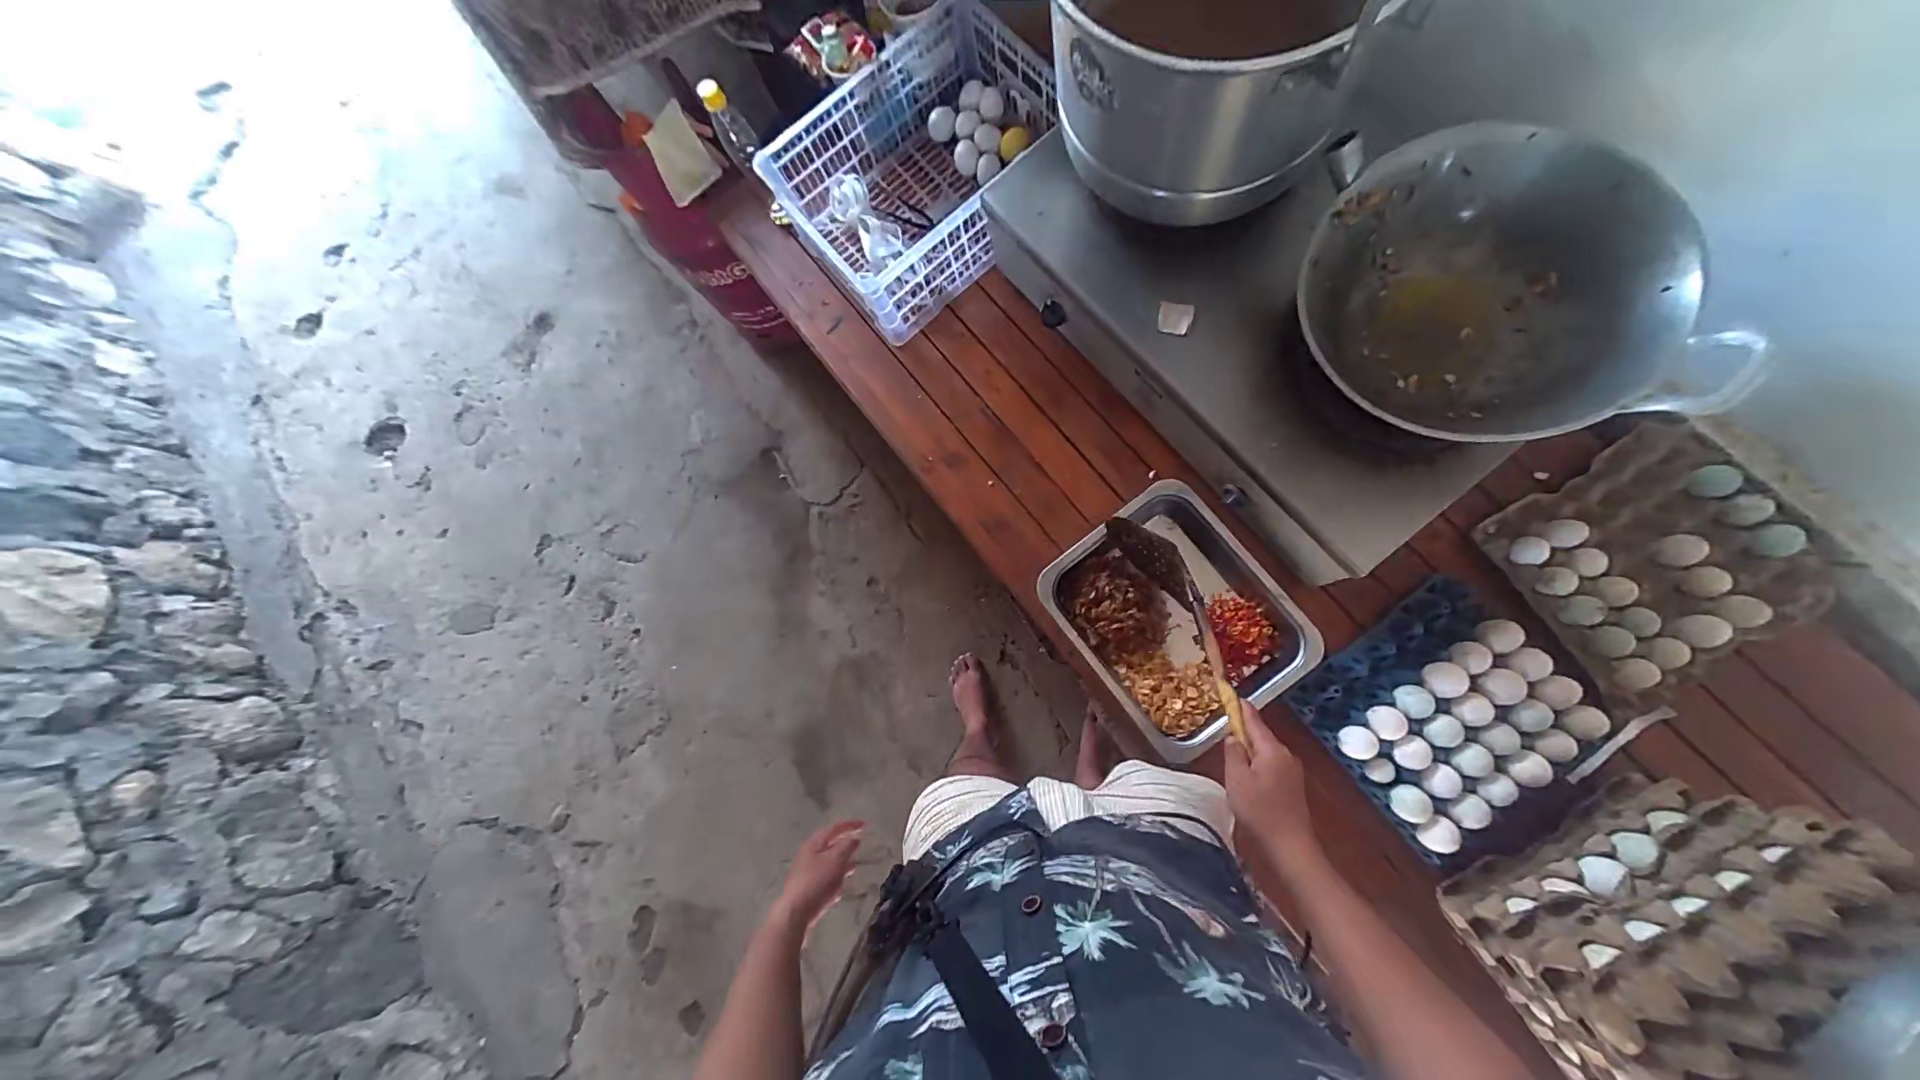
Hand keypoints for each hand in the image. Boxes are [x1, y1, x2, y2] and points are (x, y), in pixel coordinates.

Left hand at [773, 820, 862, 933]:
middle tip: (859, 844)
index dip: (850, 825)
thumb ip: (847, 847)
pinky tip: (840, 887)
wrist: (796, 912)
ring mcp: (806, 872)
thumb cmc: (817, 881)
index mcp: (814, 844)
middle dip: (845, 844)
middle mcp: (808, 855)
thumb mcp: (836, 860)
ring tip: (854, 866)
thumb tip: (854, 839)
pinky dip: (835, 878)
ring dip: (842, 863)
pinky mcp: (807, 888)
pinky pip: (824, 878)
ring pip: (828, 862)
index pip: (834, 828)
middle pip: (830, 845)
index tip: (864, 824)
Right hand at [1224, 703, 1318, 861]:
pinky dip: (1257, 764)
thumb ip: (1232, 753)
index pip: (1254, 719)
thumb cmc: (1259, 810)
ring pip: (1265, 751)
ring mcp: (1292, 770)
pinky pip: (1270, 764)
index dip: (1240, 706)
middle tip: (1221, 732)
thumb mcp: (1236, 779)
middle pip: (1260, 735)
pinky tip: (1246, 778)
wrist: (1290, 846)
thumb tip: (1232, 737)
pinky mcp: (1292, 785)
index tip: (1229, 693)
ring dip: (1248, 751)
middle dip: (1242, 732)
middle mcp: (1286, 754)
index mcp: (1272, 749)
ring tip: (1230, 759)